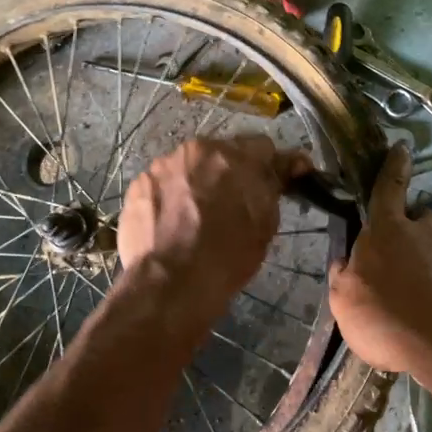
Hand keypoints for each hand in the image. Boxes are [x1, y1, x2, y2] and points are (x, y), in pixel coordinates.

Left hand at [117, 137, 310, 321]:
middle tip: (231, 206)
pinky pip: (163, 184)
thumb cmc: (227, 256)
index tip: (268, 186)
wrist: (170, 284)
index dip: (267, 166)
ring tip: (195, 218)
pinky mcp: (138, 184)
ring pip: (189, 167)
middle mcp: (198, 149)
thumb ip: (275, 183)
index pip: (261, 147)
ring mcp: (163, 164)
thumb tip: (292, 162)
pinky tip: (171, 225)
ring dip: (197, 183)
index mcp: (234, 155)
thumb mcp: (265, 222)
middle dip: (229, 173)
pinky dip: (169, 198)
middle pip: (221, 153)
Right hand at [328, 146, 431, 372]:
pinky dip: (426, 289)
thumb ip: (342, 275)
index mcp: (387, 228)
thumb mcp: (342, 297)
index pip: (389, 186)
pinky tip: (413, 315)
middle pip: (416, 217)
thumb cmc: (383, 313)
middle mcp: (419, 235)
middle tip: (391, 247)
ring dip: (417, 260)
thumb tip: (345, 263)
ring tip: (400, 290)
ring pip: (428, 248)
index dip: (394, 166)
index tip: (402, 148)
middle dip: (407, 224)